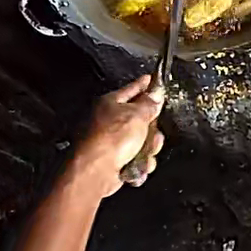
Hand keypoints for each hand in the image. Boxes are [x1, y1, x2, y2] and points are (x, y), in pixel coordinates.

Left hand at [64, 73, 165, 198]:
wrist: (95, 171)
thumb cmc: (109, 139)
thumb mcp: (138, 115)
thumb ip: (149, 104)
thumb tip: (156, 96)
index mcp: (110, 103)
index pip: (132, 89)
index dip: (145, 85)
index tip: (153, 79)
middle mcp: (107, 121)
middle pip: (141, 120)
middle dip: (151, 129)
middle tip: (152, 133)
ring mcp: (110, 142)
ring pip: (142, 142)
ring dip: (148, 150)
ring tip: (143, 153)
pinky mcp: (113, 162)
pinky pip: (137, 160)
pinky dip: (140, 165)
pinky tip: (137, 167)